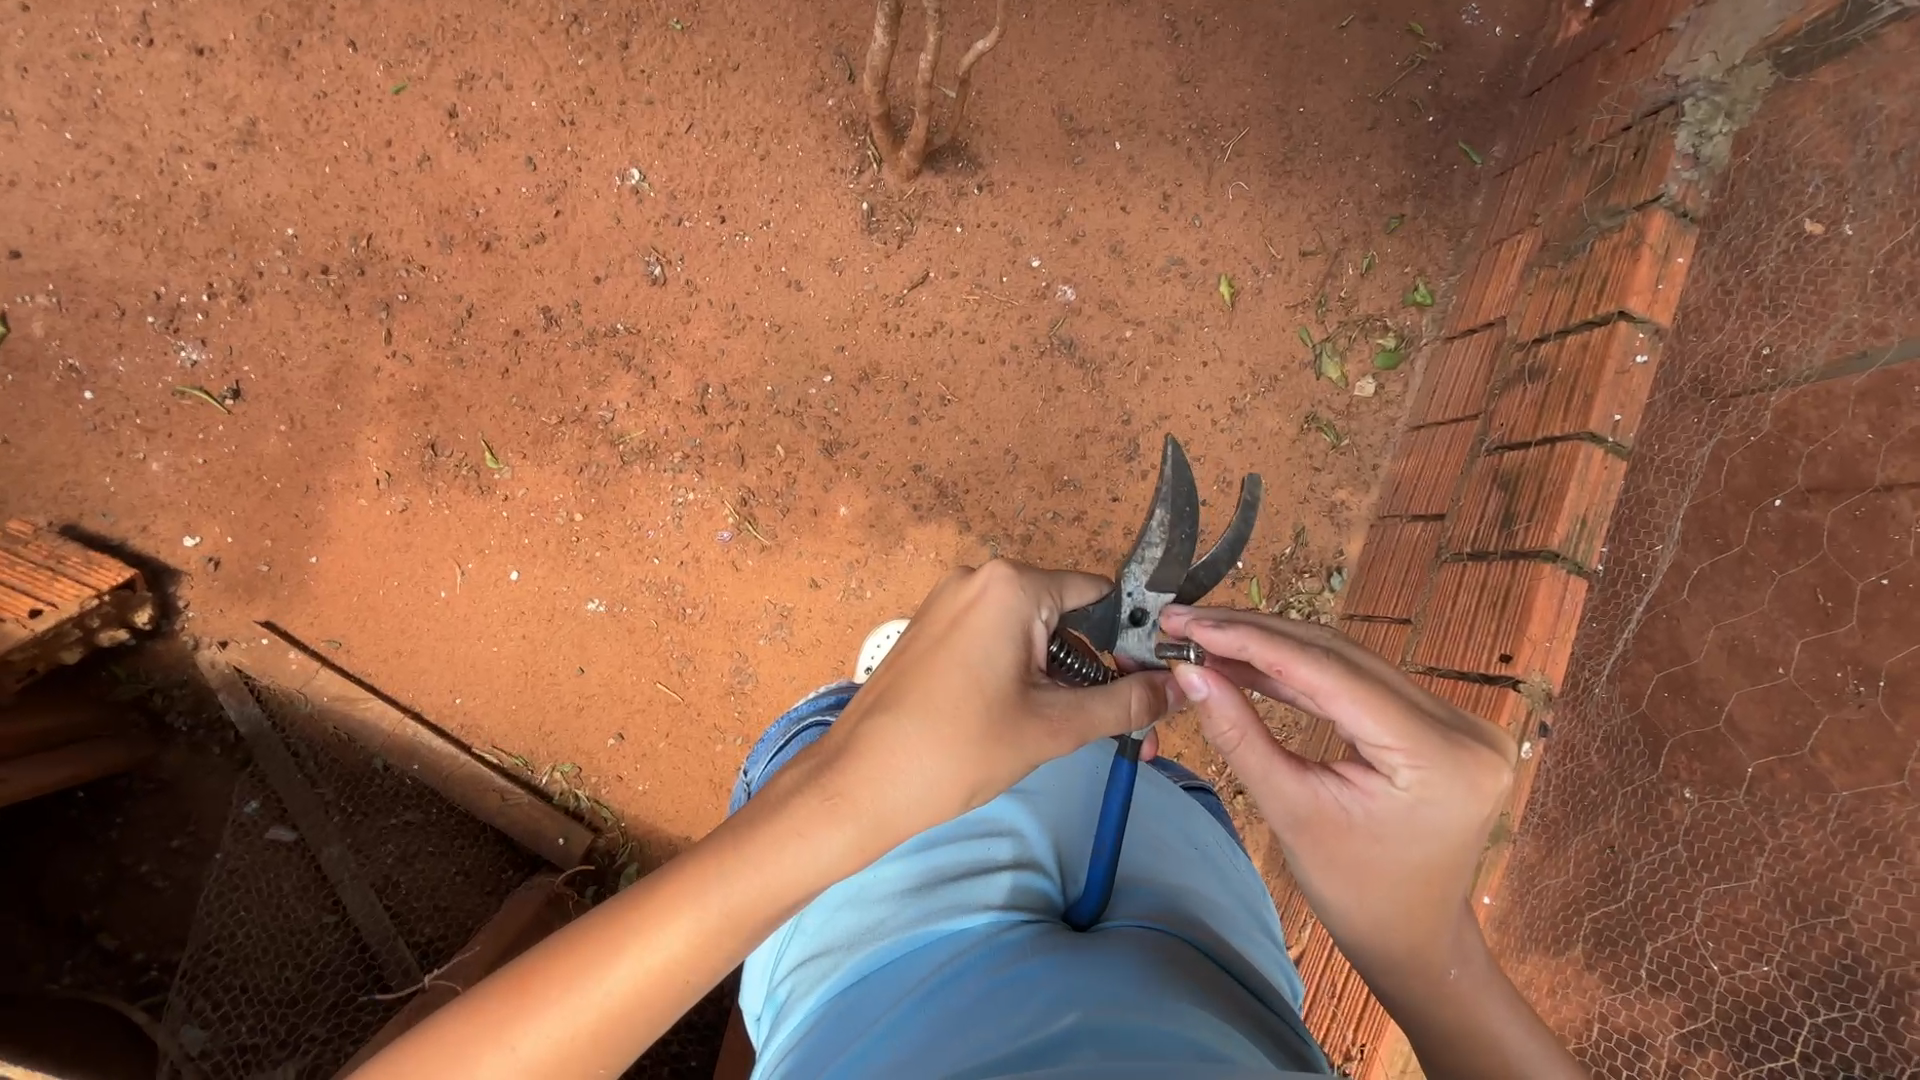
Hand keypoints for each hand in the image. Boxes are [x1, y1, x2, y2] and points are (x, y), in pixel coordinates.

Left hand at [790, 559, 1181, 845]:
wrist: (858, 783)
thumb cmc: (958, 749)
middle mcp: (979, 578)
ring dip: (1061, 677)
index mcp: (1011, 585)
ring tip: (1079, 731)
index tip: (1153, 685)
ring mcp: (949, 603)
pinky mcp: (932, 630)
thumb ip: (1124, 702)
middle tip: (1129, 727)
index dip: (1132, 641)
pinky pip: (995, 641)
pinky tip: (1031, 717)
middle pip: (1065, 616)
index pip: (1099, 595)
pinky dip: (1022, 673)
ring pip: (1030, 633)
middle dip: (1098, 669)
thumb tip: (1178, 688)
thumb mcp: (1053, 726)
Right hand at [1158, 605, 1514, 988]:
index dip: (1251, 640)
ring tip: (1206, 634)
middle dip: (1254, 634)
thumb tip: (1189, 671)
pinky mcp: (1434, 720)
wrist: (1413, 934)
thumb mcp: (1290, 811)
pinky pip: (1353, 679)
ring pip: (1343, 659)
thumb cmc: (1354, 889)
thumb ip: (1239, 734)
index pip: (1329, 671)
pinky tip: (1247, 659)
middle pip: (1337, 655)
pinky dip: (1296, 670)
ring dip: (1270, 645)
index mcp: (1437, 754)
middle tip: (1186, 621)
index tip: (1189, 623)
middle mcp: (1459, 723)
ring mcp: (1453, 718)